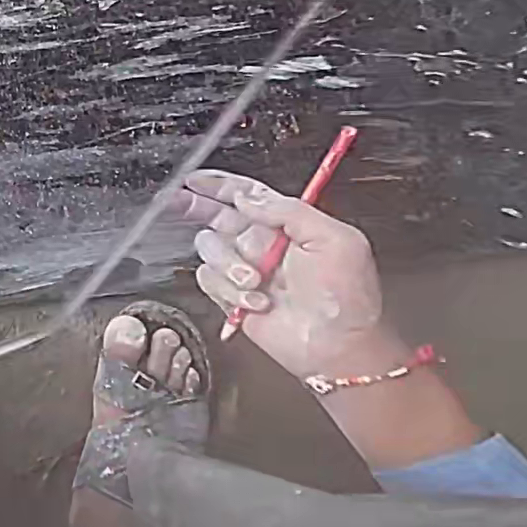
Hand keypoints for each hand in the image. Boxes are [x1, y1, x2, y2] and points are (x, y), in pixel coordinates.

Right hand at [167, 169, 397, 378]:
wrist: (336, 346)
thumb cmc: (347, 298)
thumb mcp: (336, 240)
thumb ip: (291, 211)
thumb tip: (248, 198)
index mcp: (286, 226)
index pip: (247, 196)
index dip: (219, 185)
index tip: (195, 180)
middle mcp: (260, 245)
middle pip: (216, 215)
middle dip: (196, 207)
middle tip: (179, 203)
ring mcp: (242, 269)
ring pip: (209, 248)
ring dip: (229, 265)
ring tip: (255, 281)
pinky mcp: (229, 294)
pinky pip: (208, 279)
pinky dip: (229, 290)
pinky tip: (255, 301)